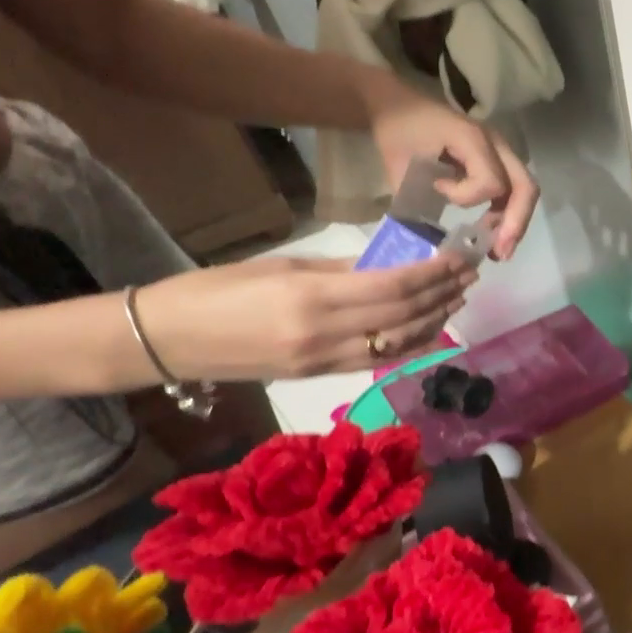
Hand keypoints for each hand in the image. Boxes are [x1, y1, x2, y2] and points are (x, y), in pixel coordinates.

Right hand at [133, 255, 474, 381]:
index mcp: (312, 298)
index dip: (433, 272)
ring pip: (400, 340)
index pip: (394, 286)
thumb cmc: (212, 291)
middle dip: (443, 292)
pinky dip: (413, 344)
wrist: (161, 342)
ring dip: (436, 318)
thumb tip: (391, 263)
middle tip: (470, 274)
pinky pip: (380, 360)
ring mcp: (326, 359)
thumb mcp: (279, 267)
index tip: (458, 257)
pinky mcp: (322, 376)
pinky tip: (434, 330)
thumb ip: (340, 269)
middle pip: (404, 313)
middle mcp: (326, 333)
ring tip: (459, 297)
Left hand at [363, 78, 537, 259]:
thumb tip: (426, 238)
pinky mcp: (499, 161)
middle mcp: (497, 145)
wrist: (399, 106)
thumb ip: (414, 199)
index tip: (437, 189)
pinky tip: (492, 230)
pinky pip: (514, 190)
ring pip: (525, 192)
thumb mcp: (397, 164)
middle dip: (515, 223)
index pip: (490, 182)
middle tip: (501, 253)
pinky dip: (507, 213)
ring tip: (499, 250)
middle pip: (526, 187)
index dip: (465, 196)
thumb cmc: (397, 131)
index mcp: (472, 140)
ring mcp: (502, 152)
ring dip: (514, 222)